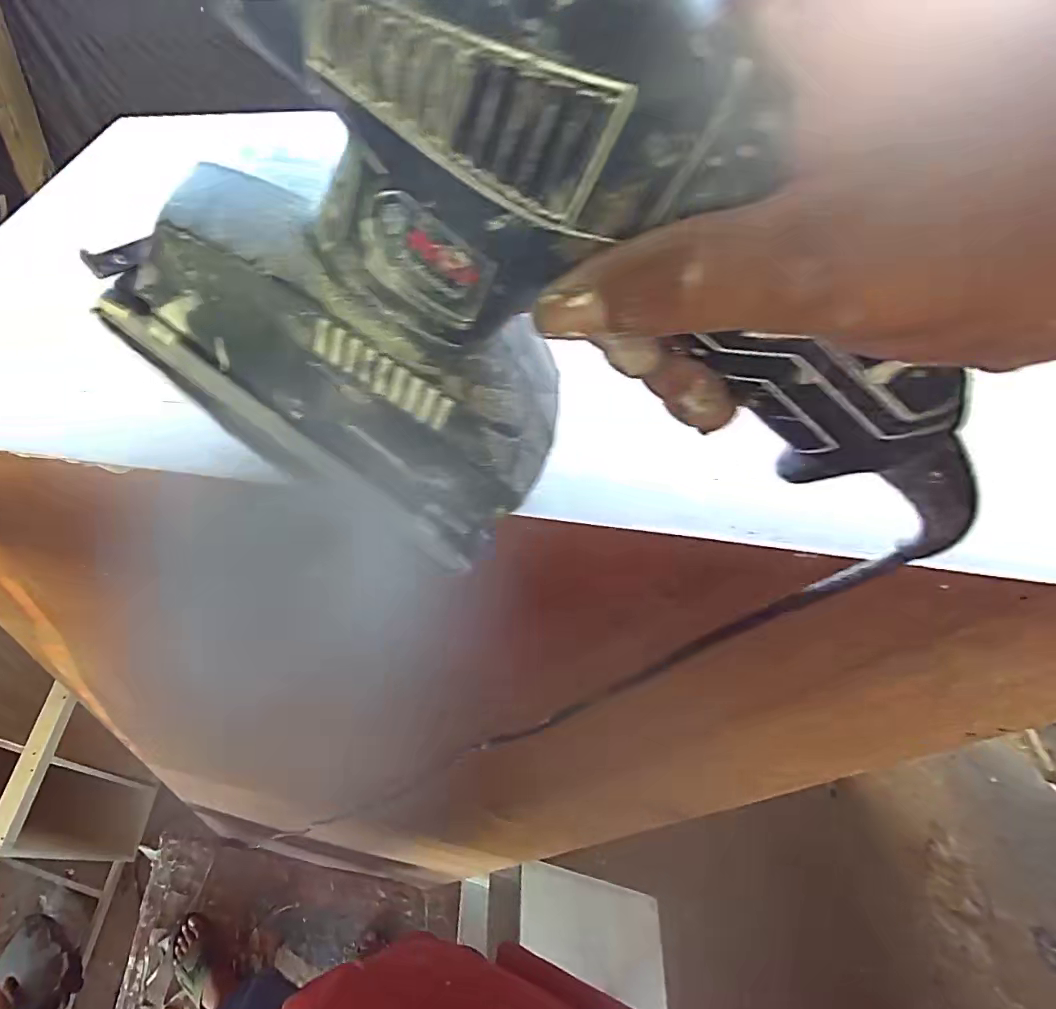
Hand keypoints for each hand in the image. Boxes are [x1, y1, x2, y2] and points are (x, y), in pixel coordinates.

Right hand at [533, 0, 1055, 431]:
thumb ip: (677, 281)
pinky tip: (714, 381)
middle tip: (644, 364)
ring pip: (667, 240)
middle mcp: (768, 97)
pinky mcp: (801, 198)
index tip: (562, 275)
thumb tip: (554, 311)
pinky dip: (703, 322)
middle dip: (625, 296)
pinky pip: (710, 258)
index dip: (569, 199)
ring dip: (662, 327)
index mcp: (781, 61)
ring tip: (692, 392)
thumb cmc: (1011, 225)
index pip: (621, 117)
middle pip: (635, 201)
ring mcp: (783, 150)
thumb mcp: (822, 262)